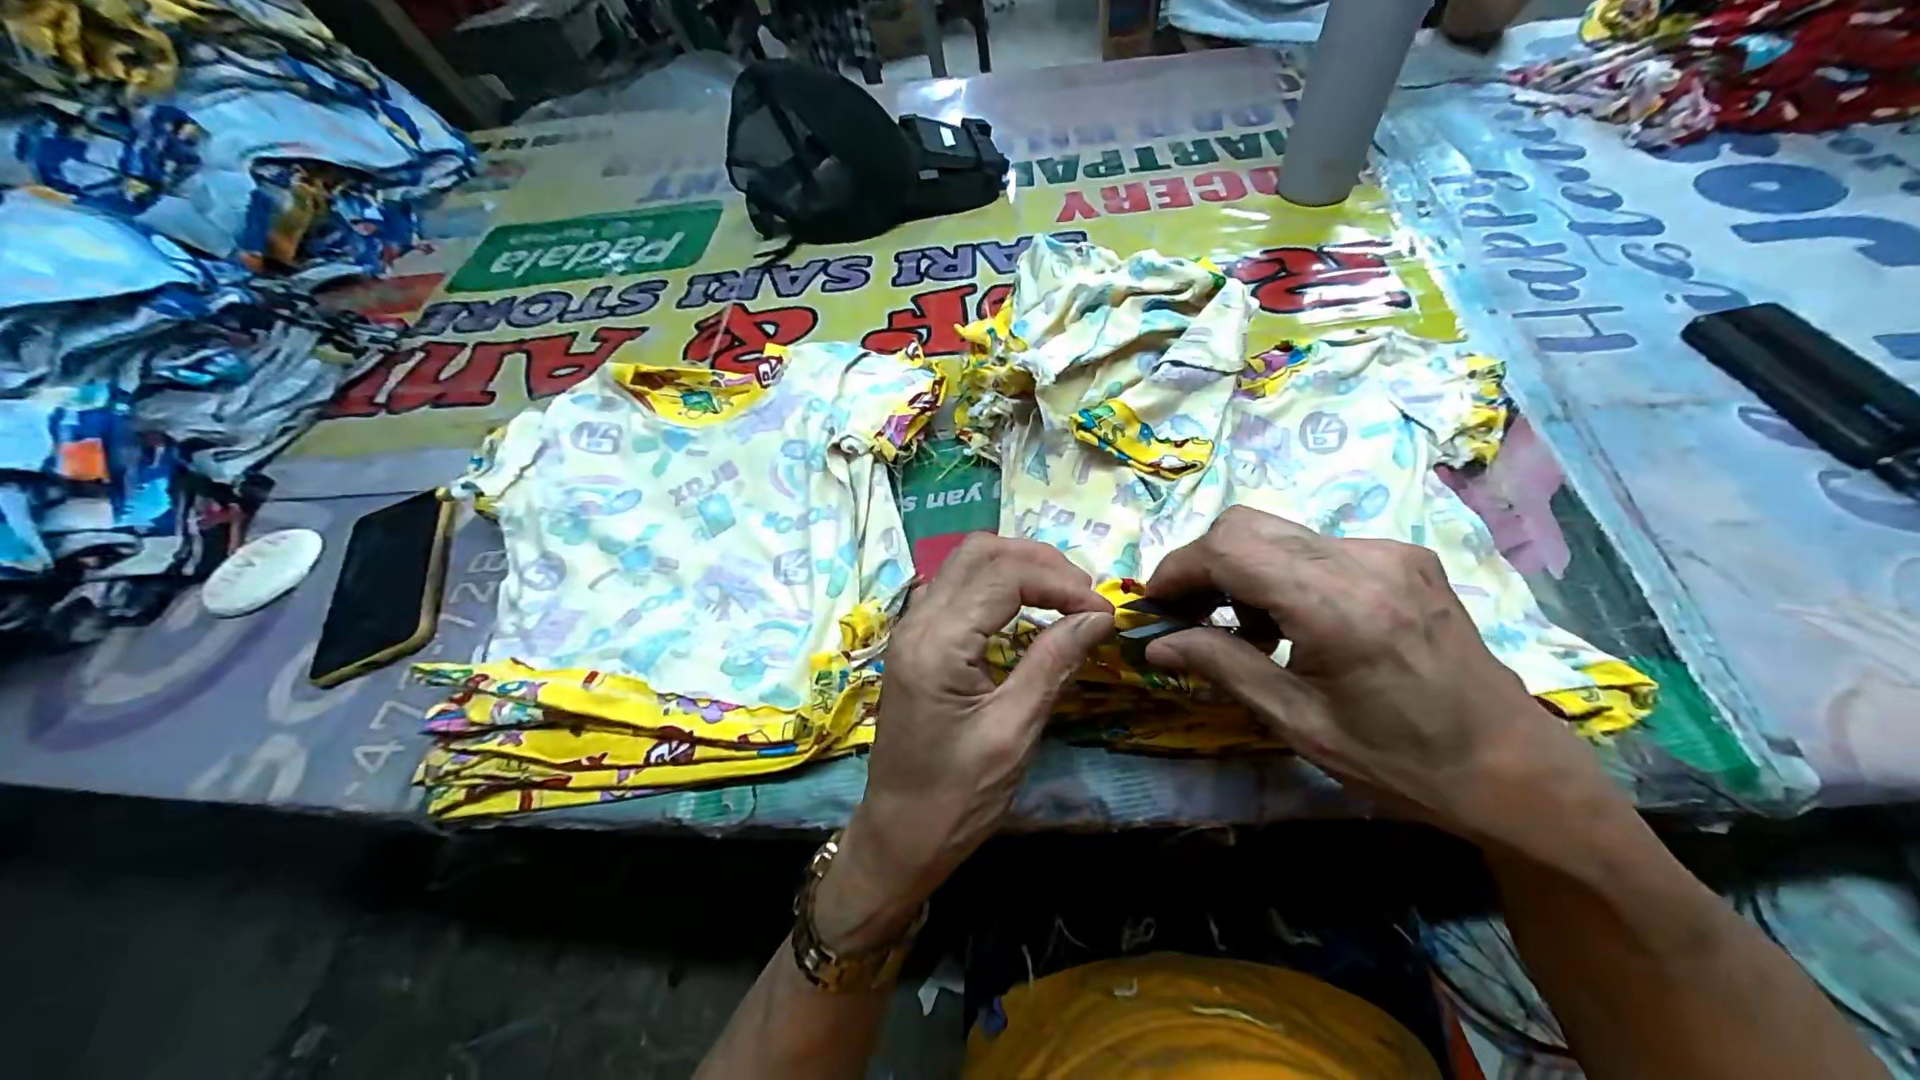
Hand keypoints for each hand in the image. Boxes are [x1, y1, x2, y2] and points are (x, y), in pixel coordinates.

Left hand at [815, 535, 1112, 952]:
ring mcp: (911, 629)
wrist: (899, 835)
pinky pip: (957, 588)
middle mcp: (917, 622)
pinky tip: (1025, 608)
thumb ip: (1053, 663)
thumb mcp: (1013, 732)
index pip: (1004, 575)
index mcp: (937, 644)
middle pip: (979, 552)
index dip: (1061, 583)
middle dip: (1038, 561)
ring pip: (966, 564)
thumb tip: (1098, 615)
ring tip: (1063, 596)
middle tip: (1083, 595)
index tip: (1103, 611)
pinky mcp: (916, 642)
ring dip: (1017, 567)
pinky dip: (996, 585)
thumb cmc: (957, 797)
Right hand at [1142, 507, 1626, 858]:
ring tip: (1240, 628)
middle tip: (1187, 614)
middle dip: (1202, 563)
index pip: (1229, 549)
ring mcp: (1389, 551)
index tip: (1154, 604)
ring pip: (1278, 531)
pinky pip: (1314, 546)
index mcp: (1339, 605)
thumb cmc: (1399, 761)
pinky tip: (1289, 621)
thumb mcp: (1298, 722)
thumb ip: (1221, 667)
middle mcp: (1365, 559)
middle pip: (1247, 524)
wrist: (1512, 769)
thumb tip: (1155, 644)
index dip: (1178, 569)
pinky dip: (1279, 572)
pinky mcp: (1402, 557)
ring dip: (1239, 568)